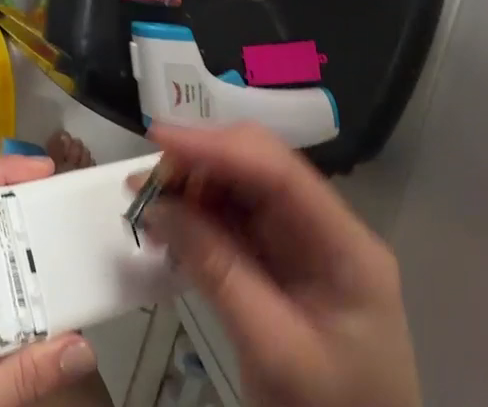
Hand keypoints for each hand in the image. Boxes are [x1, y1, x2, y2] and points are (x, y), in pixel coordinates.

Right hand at [139, 124, 419, 406]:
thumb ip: (219, 273)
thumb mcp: (274, 347)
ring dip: (189, 189)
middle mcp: (323, 230)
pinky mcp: (276, 260)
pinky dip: (193, 215)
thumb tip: (158, 207)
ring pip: (237, 188)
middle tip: (143, 184)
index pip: (280, 173)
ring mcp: (300, 244)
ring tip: (146, 207)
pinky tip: (167, 227)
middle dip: (197, 164)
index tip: (158, 139)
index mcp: (345, 247)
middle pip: (257, 170)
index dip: (218, 147)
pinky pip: (230, 219)